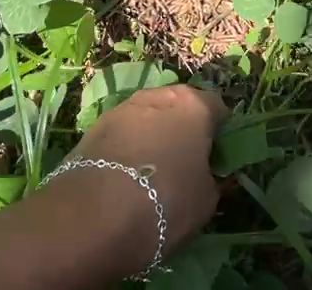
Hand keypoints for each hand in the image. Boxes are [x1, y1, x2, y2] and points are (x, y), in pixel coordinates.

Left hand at [59, 85, 227, 267]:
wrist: (93, 215)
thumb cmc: (165, 202)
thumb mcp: (206, 201)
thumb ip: (212, 179)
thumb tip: (207, 174)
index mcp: (195, 106)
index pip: (218, 108)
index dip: (218, 133)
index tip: (214, 158)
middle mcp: (161, 95)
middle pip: (180, 107)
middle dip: (183, 129)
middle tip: (182, 163)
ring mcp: (124, 107)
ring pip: (148, 117)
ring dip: (152, 136)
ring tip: (148, 173)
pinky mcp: (95, 125)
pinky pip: (122, 133)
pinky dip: (126, 148)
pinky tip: (122, 178)